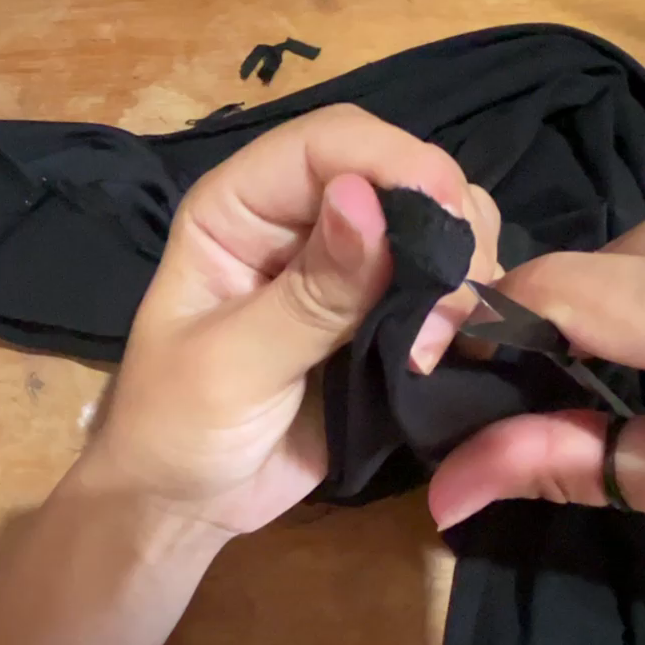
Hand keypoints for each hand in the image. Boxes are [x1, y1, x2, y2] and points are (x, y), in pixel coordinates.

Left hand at [83, 105, 500, 535]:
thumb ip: (306, 294)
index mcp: (238, 210)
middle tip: (450, 306)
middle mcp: (297, 224)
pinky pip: (442, 289)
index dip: (392, 161)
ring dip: (461, 270)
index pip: (325, 143)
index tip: (447, 215)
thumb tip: (368, 203)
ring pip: (433, 226)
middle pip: (395, 174)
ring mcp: (344, 273)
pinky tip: (457, 349)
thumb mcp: (232, 364)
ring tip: (441, 341)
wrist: (191, 501)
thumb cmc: (178, 428)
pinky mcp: (378, 322)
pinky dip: (466, 309)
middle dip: (442, 223)